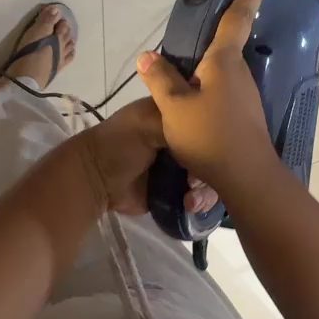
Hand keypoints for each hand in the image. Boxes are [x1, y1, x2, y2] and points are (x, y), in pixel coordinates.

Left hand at [73, 98, 216, 215]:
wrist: (97, 180)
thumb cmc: (119, 142)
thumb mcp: (147, 121)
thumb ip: (181, 119)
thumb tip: (213, 125)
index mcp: (178, 115)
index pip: (210, 115)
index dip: (219, 126)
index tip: (221, 139)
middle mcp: (186, 139)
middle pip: (216, 147)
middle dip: (216, 162)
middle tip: (198, 172)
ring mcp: (184, 165)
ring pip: (213, 173)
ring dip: (207, 185)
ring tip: (191, 192)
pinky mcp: (180, 190)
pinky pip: (201, 195)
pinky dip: (201, 200)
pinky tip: (190, 203)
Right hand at [135, 0, 278, 193]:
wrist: (246, 177)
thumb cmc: (209, 135)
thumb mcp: (173, 107)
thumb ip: (160, 79)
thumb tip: (147, 56)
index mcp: (224, 62)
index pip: (237, 19)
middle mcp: (240, 72)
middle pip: (227, 46)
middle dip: (218, 34)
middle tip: (202, 23)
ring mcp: (246, 94)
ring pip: (224, 72)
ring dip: (210, 67)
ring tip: (184, 72)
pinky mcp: (245, 114)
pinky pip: (225, 90)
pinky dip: (211, 87)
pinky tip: (195, 101)